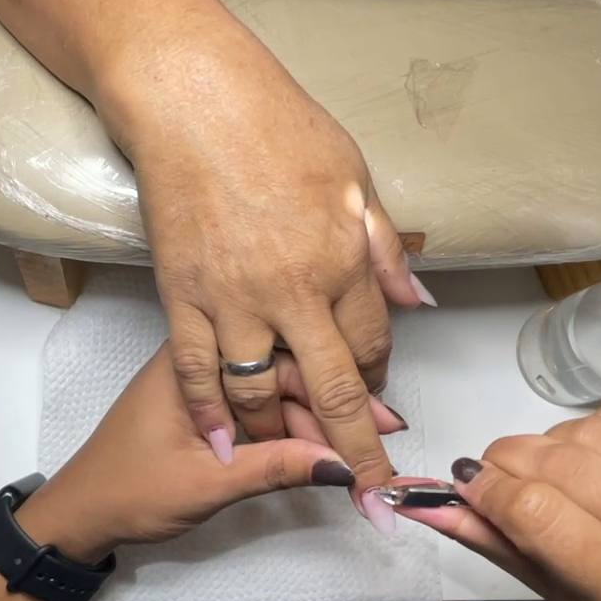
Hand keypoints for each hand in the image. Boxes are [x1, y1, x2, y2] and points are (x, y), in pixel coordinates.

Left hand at [16, 344, 406, 560]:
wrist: (79, 512)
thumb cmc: (131, 490)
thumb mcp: (208, 482)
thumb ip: (277, 467)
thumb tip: (345, 465)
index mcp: (194, 361)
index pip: (283, 367)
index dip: (335, 399)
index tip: (381, 424)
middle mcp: (203, 359)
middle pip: (285, 375)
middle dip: (334, 410)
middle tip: (388, 434)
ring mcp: (206, 383)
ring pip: (276, 393)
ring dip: (317, 423)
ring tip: (365, 448)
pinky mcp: (207, 407)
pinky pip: (259, 409)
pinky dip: (290, 431)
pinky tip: (322, 449)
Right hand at [107, 38, 427, 498]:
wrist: (190, 104)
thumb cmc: (275, 127)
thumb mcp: (352, 175)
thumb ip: (382, 246)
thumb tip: (417, 298)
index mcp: (341, 261)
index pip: (374, 345)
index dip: (382, 382)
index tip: (384, 406)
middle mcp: (293, 294)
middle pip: (333, 390)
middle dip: (360, 452)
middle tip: (375, 497)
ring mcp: (233, 301)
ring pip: (262, 392)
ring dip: (282, 435)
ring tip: (298, 460)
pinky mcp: (183, 300)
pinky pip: (198, 372)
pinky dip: (210, 414)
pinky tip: (222, 445)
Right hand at [395, 407, 600, 600]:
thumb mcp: (544, 587)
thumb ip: (486, 538)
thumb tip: (421, 500)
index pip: (541, 514)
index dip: (493, 489)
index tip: (469, 482)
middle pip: (569, 467)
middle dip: (514, 458)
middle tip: (497, 468)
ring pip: (597, 433)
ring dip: (553, 440)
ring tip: (550, 466)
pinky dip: (595, 427)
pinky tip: (595, 456)